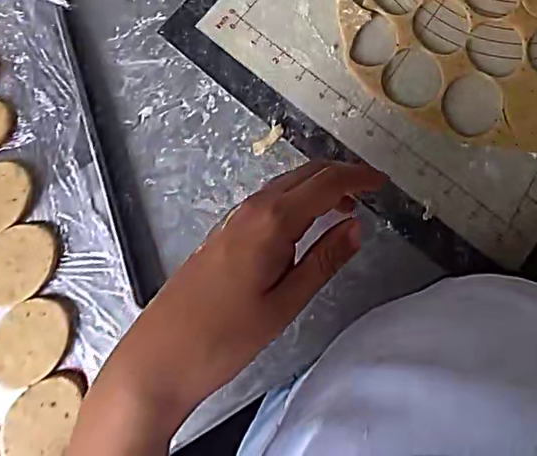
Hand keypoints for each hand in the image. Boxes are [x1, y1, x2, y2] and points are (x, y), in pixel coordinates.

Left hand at [76, 160, 387, 455]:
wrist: (153, 363)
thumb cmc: (222, 339)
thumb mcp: (284, 304)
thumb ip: (325, 260)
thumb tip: (356, 228)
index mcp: (273, 220)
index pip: (328, 182)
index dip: (360, 177)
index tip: (383, 182)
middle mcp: (254, 207)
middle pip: (309, 172)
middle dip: (344, 175)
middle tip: (370, 193)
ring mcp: (236, 216)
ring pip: (290, 182)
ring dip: (321, 185)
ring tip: (345, 209)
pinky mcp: (226, 229)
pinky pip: (273, 196)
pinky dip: (300, 196)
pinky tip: (306, 224)